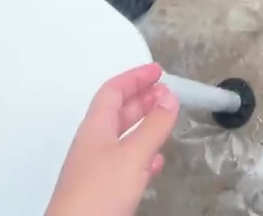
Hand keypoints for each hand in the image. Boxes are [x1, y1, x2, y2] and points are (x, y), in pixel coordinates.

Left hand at [46, 63, 178, 215]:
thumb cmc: (100, 191)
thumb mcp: (132, 156)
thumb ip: (153, 126)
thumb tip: (169, 96)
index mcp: (95, 127)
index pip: (113, 91)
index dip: (135, 77)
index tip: (158, 71)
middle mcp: (93, 144)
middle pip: (118, 112)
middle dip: (142, 99)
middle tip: (166, 94)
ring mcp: (95, 169)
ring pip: (122, 137)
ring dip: (144, 126)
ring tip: (166, 122)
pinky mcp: (100, 192)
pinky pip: (124, 162)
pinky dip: (142, 155)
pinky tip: (155, 161)